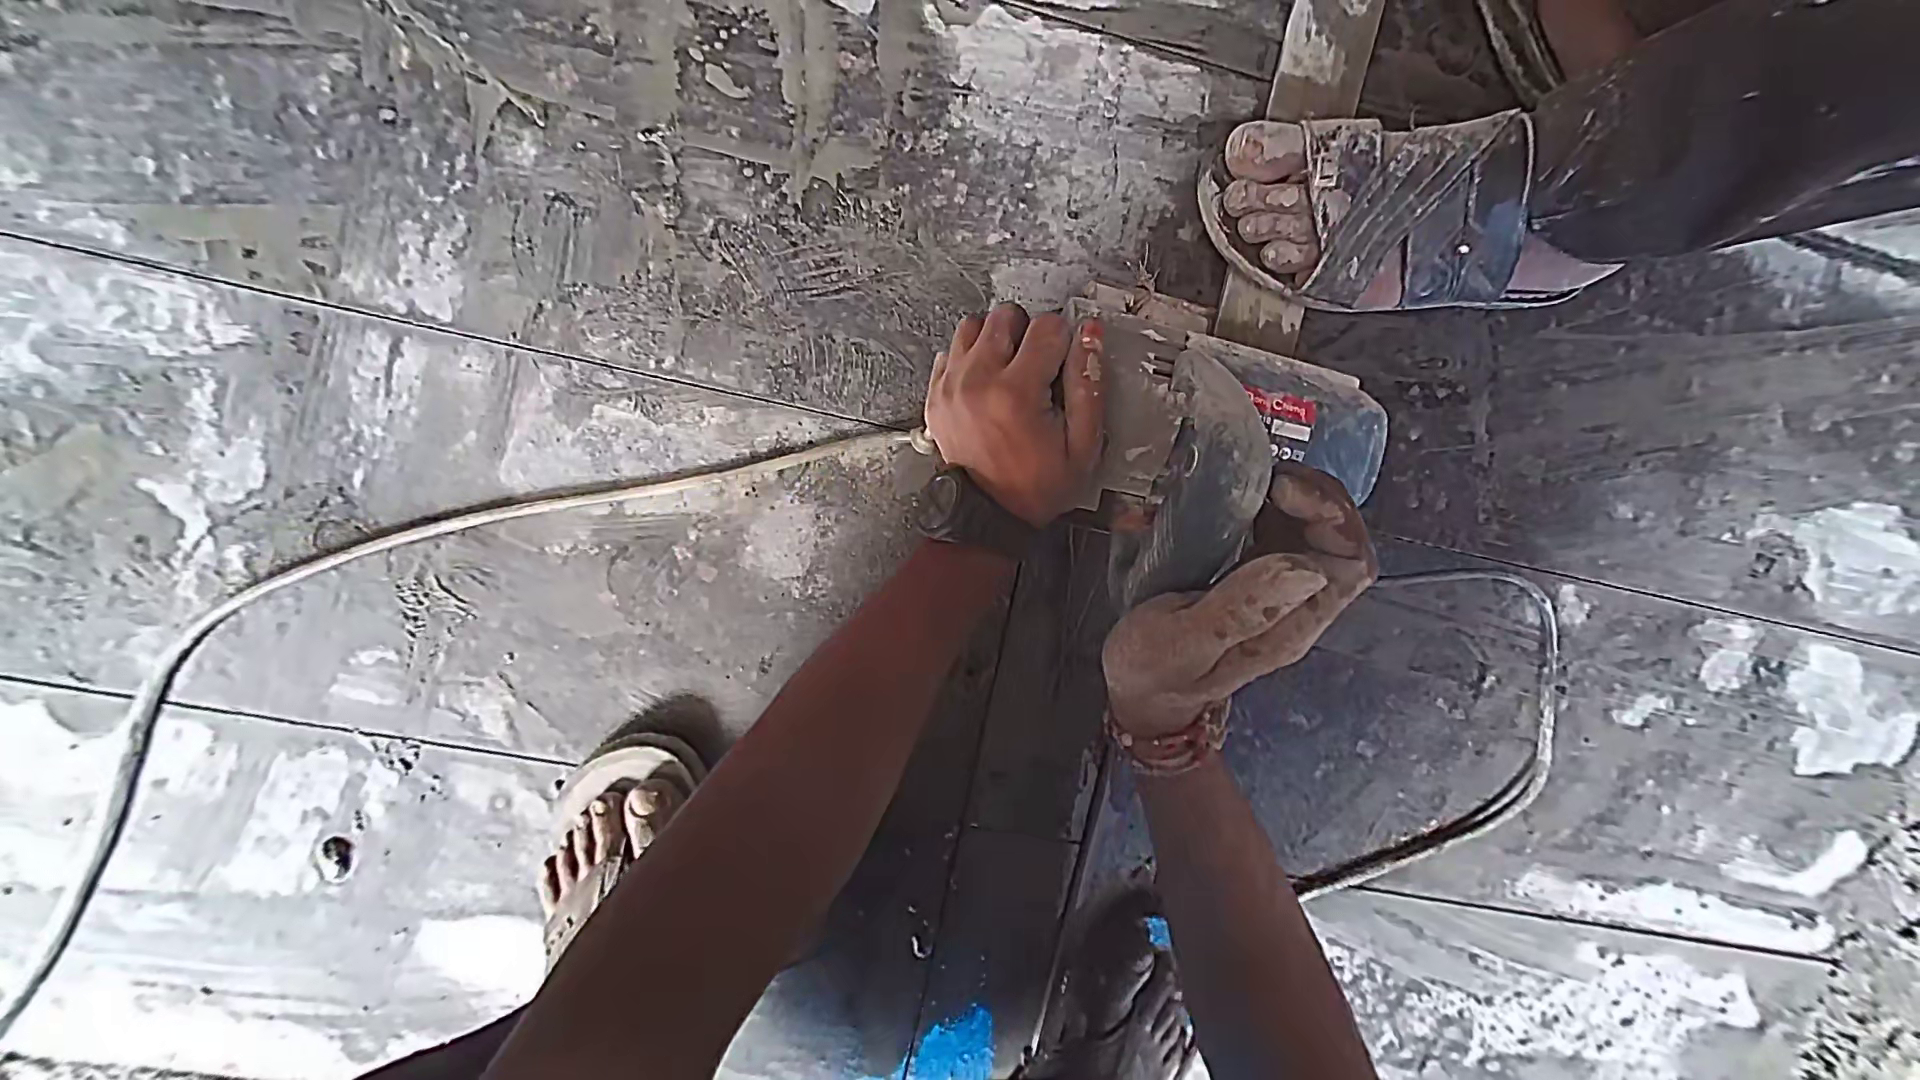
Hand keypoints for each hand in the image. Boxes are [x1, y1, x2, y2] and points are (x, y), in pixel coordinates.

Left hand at [924, 303, 1105, 526]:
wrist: (987, 515)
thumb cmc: (1034, 487)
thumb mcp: (1081, 447)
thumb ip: (1089, 386)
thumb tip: (1090, 336)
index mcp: (1016, 393)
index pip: (1048, 326)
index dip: (1064, 343)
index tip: (1061, 368)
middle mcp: (977, 381)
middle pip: (1006, 316)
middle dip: (1027, 335)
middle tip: (1035, 368)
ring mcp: (950, 386)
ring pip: (973, 326)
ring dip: (995, 340)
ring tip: (1008, 371)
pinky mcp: (935, 395)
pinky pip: (950, 352)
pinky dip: (969, 358)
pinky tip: (985, 382)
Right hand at [1102, 463, 1377, 738]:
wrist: (1136, 694)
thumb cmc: (1153, 671)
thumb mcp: (1185, 641)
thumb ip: (1239, 609)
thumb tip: (1307, 568)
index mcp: (1288, 625)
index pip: (1349, 562)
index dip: (1332, 515)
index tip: (1280, 488)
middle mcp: (1291, 605)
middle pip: (1332, 538)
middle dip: (1308, 495)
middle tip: (1259, 474)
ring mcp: (1269, 591)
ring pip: (1303, 530)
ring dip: (1281, 496)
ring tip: (1239, 477)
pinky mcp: (1243, 579)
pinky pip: (1266, 533)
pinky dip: (1252, 506)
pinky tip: (1221, 496)